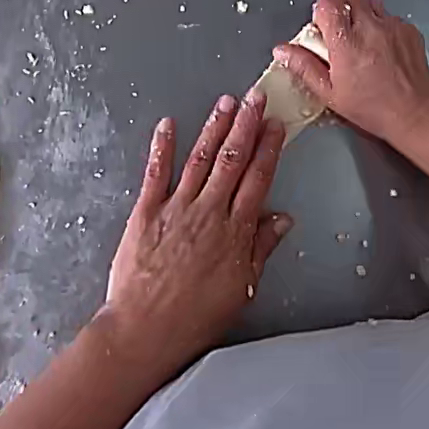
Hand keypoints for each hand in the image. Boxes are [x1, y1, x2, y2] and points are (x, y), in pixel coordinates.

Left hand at [95, 92, 292, 379]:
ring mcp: (176, 207)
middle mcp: (208, 211)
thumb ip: (261, 249)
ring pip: (200, 158)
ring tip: (226, 102)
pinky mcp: (146, 210)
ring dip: (214, 127)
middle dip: (246, 125)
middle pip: (231, 159)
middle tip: (255, 97)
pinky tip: (168, 123)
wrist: (145, 331)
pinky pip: (156, 172)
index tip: (276, 125)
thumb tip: (284, 218)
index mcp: (234, 231)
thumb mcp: (240, 289)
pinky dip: (162, 146)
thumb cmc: (196, 316)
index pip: (257, 179)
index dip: (268, 149)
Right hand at [273, 0, 428, 143]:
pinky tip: (380, 47)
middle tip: (340, 32)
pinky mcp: (409, 30)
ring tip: (360, 38)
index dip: (321, 12)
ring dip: (361, 14)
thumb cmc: (372, 107)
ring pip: (370, 3)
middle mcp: (370, 28)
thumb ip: (303, 67)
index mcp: (347, 43)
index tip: (322, 28)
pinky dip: (381, 25)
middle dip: (341, 9)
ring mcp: (392, 26)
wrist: (415, 113)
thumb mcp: (329, 93)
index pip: (328, 4)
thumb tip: (282, 50)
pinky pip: (389, 16)